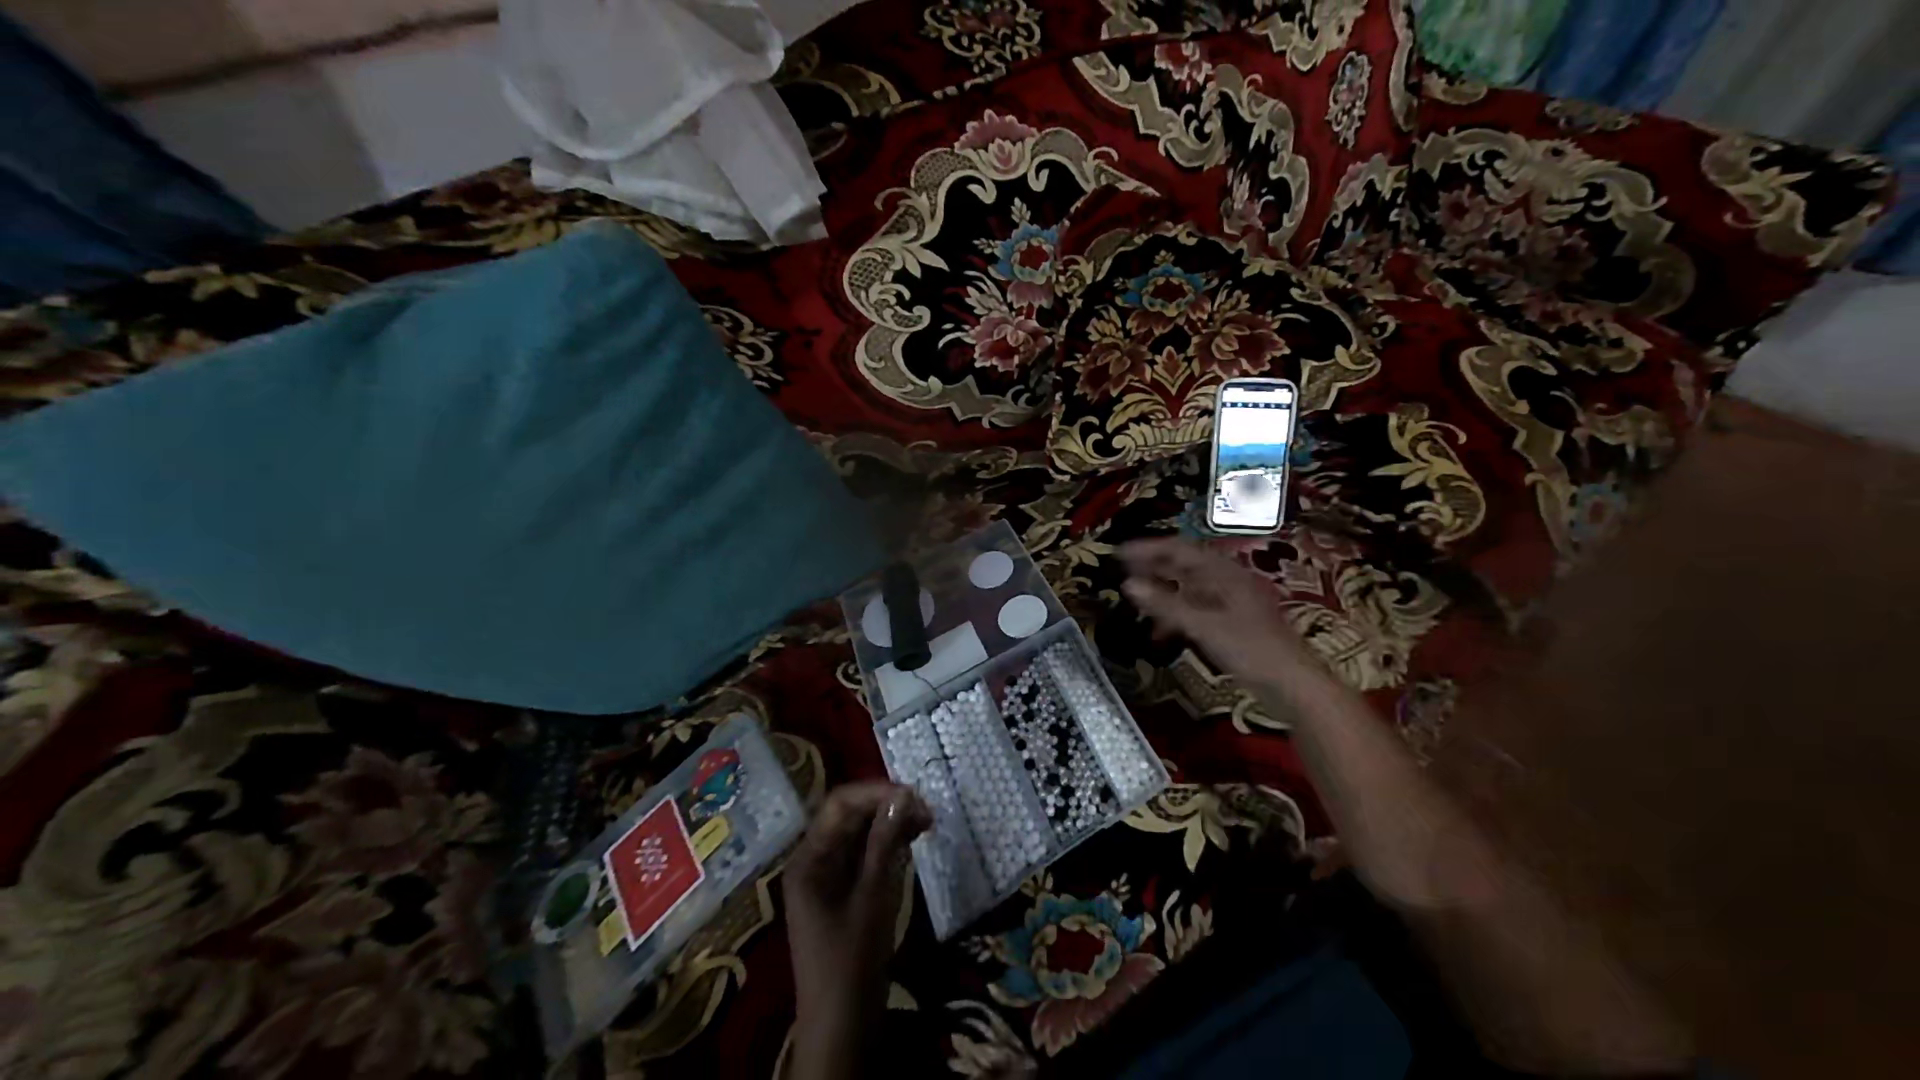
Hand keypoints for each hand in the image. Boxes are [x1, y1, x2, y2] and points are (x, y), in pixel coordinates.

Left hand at [782, 782, 930, 1078]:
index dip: (877, 792)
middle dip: (886, 805)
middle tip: (927, 812)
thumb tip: (903, 796)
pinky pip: (862, 854)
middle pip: (848, 814)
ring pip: (858, 832)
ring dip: (889, 823)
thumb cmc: (852, 962)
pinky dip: (886, 844)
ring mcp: (826, 874)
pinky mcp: (841, 890)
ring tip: (926, 823)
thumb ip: (885, 844)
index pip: (840, 804)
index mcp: (809, 857)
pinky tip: (911, 841)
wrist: (840, 1026)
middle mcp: (813, 858)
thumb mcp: (873, 898)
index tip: (916, 797)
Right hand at [1118, 537, 1318, 680]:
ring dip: (1163, 593)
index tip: (1121, 553)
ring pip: (1190, 589)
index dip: (1149, 548)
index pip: (1181, 550)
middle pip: (1185, 566)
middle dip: (1154, 568)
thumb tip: (1129, 585)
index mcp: (1225, 574)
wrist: (1293, 684)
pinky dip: (1176, 615)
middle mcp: (1229, 582)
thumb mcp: (1203, 626)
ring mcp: (1232, 603)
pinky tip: (1161, 632)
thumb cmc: (1251, 650)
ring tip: (1137, 601)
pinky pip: (1197, 609)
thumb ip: (1165, 605)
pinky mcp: (1233, 624)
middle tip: (1124, 572)